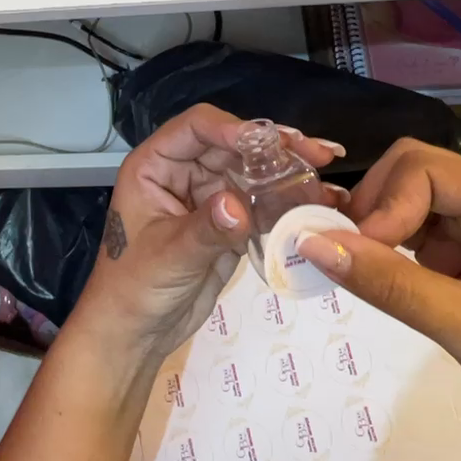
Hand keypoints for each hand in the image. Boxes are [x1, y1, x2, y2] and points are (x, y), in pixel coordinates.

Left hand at [68, 105, 339, 362]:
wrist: (135, 332)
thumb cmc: (134, 287)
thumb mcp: (169, 257)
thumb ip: (206, 229)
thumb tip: (238, 205)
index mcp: (155, 165)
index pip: (196, 128)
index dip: (234, 130)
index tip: (273, 144)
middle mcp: (182, 171)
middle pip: (232, 145)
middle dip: (274, 147)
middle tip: (319, 155)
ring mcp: (207, 195)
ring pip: (250, 170)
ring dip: (286, 170)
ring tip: (326, 172)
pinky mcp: (227, 222)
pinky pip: (259, 201)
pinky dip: (286, 200)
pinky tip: (318, 200)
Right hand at [294, 139, 460, 456]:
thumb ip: (390, 282)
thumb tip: (311, 242)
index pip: (430, 169)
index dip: (386, 202)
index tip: (355, 249)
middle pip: (415, 174)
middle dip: (376, 206)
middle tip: (344, 250)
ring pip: (407, 201)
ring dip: (374, 226)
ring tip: (349, 261)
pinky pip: (409, 234)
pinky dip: (382, 248)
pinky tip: (366, 271)